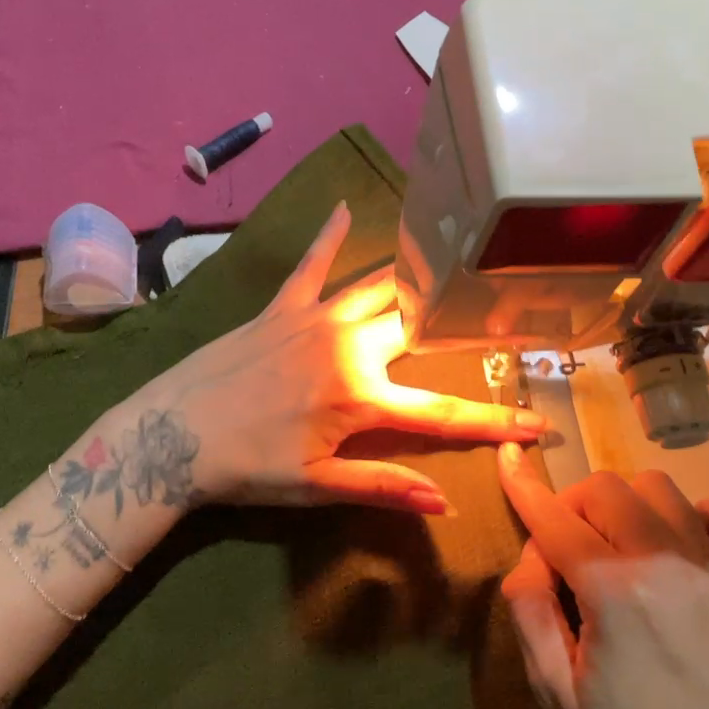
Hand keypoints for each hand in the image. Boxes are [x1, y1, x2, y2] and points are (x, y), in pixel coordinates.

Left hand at [140, 203, 547, 514]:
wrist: (168, 436)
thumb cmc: (243, 469)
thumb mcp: (314, 488)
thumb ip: (383, 487)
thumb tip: (448, 502)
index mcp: (360, 398)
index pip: (443, 414)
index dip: (495, 423)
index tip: (540, 427)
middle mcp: (347, 348)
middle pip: (420, 332)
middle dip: (465, 328)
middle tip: (504, 316)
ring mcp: (313, 320)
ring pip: (378, 290)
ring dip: (416, 281)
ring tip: (453, 263)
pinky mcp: (279, 308)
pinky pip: (310, 265)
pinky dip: (329, 237)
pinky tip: (343, 205)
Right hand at [496, 445, 708, 708]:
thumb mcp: (552, 692)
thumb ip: (530, 609)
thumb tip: (533, 555)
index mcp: (615, 593)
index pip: (556, 520)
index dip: (524, 487)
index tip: (508, 457)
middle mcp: (670, 567)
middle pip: (608, 490)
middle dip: (572, 503)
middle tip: (559, 547)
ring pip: (664, 492)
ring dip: (626, 503)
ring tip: (613, 545)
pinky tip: (689, 537)